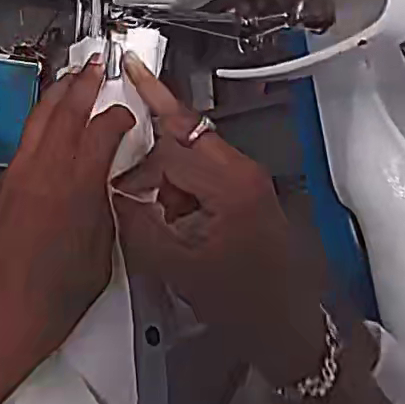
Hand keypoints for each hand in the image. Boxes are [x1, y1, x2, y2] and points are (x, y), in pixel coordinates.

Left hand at [0, 58, 133, 403]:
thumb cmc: (46, 300)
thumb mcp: (100, 256)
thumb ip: (107, 210)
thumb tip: (109, 189)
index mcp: (77, 186)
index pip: (103, 130)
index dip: (120, 117)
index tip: (127, 116)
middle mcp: (45, 171)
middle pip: (66, 108)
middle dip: (83, 82)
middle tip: (94, 66)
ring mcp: (19, 173)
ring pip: (40, 116)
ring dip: (58, 93)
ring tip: (71, 79)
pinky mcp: (3, 183)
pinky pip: (26, 137)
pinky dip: (41, 120)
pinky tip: (49, 122)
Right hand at [114, 55, 329, 386]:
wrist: (288, 329)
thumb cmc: (249, 304)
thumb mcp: (180, 269)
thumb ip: (140, 224)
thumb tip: (116, 194)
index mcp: (230, 182)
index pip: (176, 138)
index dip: (143, 124)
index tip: (133, 74)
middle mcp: (242, 171)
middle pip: (182, 139)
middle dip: (149, 161)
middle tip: (127, 185)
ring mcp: (245, 179)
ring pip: (189, 156)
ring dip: (165, 181)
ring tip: (161, 222)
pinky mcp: (243, 191)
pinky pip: (200, 175)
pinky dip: (178, 194)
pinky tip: (175, 226)